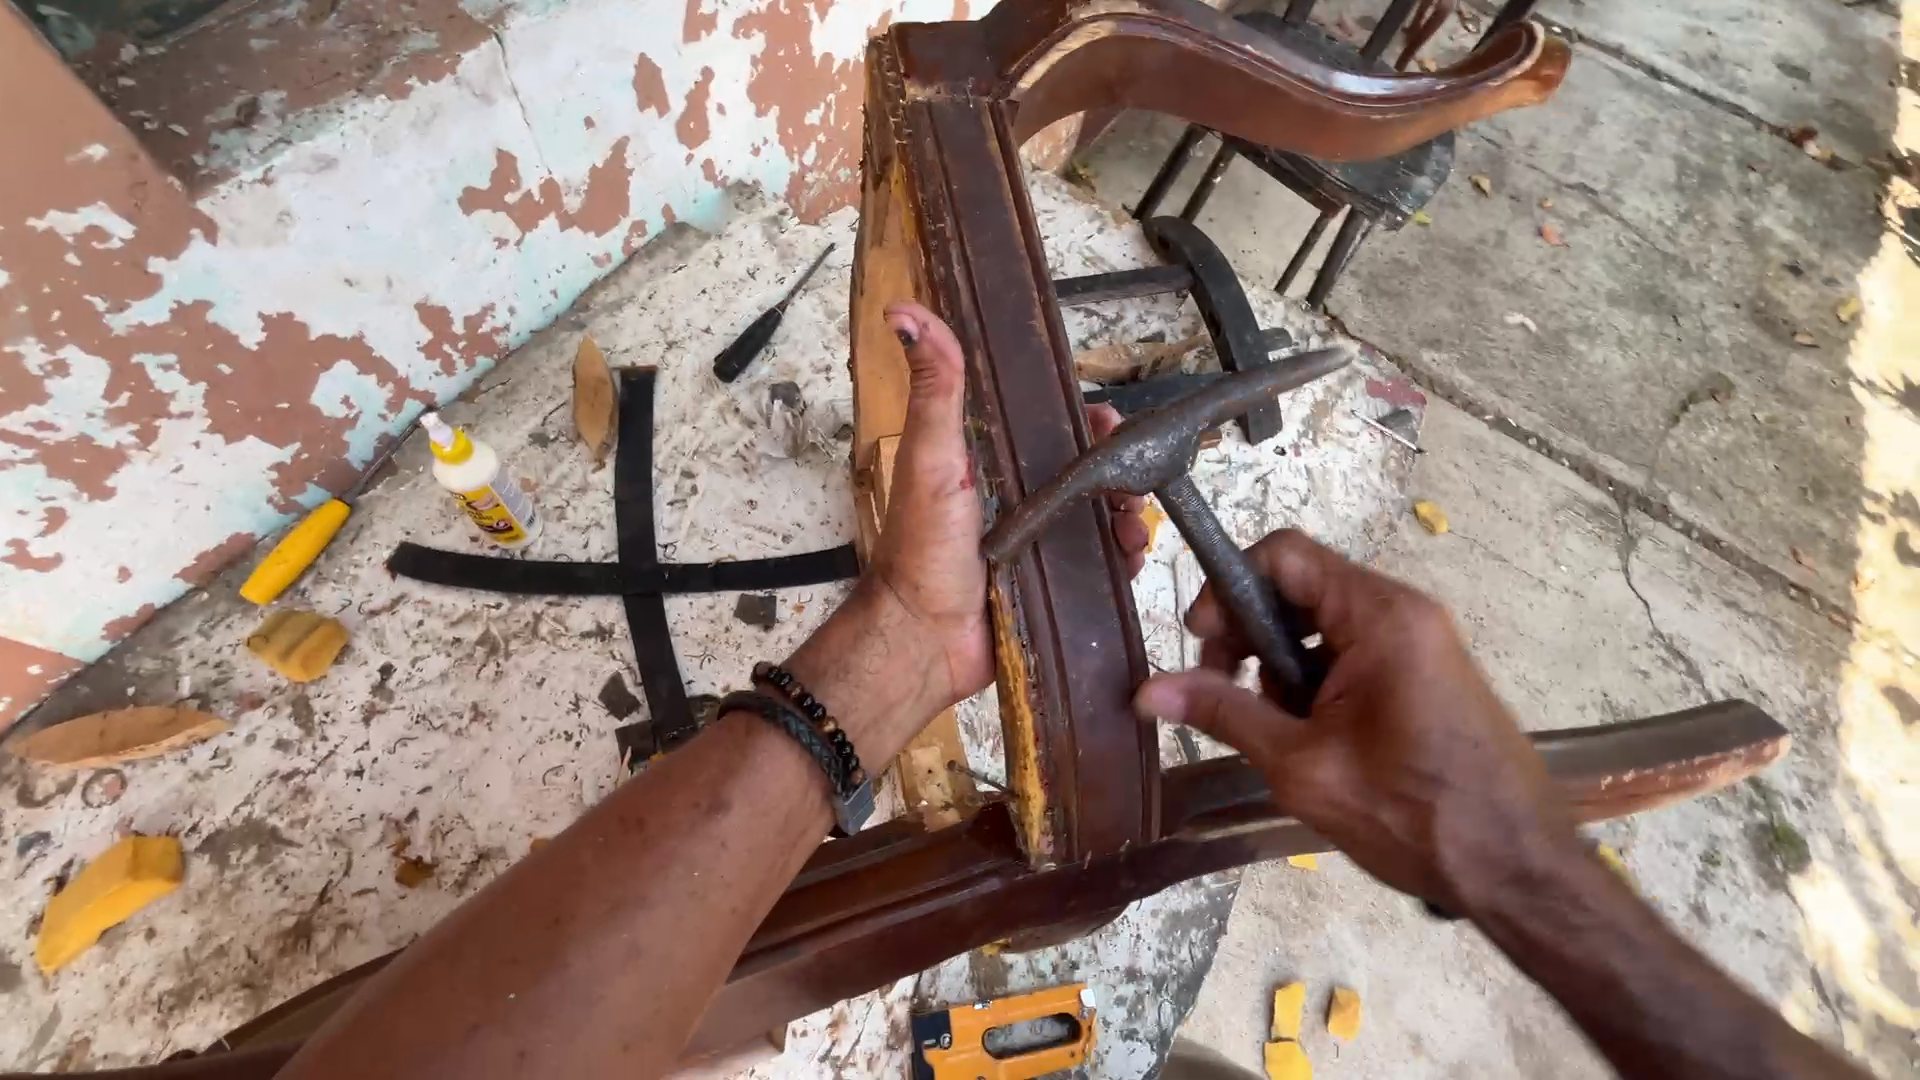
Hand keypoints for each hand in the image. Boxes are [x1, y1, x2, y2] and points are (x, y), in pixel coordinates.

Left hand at [871, 302, 1149, 710]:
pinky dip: (1123, 556)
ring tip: (1133, 526)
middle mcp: (1019, 501)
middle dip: (1118, 472)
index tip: (1106, 422)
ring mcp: (1039, 545)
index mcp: (991, 465)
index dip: (1083, 422)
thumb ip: (934, 391)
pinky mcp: (1054, 585)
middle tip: (1132, 484)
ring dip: (1128, 514)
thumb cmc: (924, 548)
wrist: (925, 638)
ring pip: (1100, 517)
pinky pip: (1101, 564)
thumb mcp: (932, 460)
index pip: (1048, 429)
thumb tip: (905, 312)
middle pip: (1085, 473)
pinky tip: (1131, 557)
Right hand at [1132, 529, 1578, 914]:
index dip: (1227, 586)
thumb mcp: (1299, 764)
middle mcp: (1402, 611)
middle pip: (1296, 585)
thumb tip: (1144, 691)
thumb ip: (1222, 712)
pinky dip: (1310, 676)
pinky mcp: (1422, 669)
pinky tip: (1307, 731)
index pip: (1283, 554)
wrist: (1522, 876)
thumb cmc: (1411, 814)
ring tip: (1271, 723)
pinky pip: (1346, 647)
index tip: (1203, 642)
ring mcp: (1417, 640)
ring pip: (1317, 621)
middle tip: (1223, 690)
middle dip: (1246, 632)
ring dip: (1276, 661)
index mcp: (1379, 616)